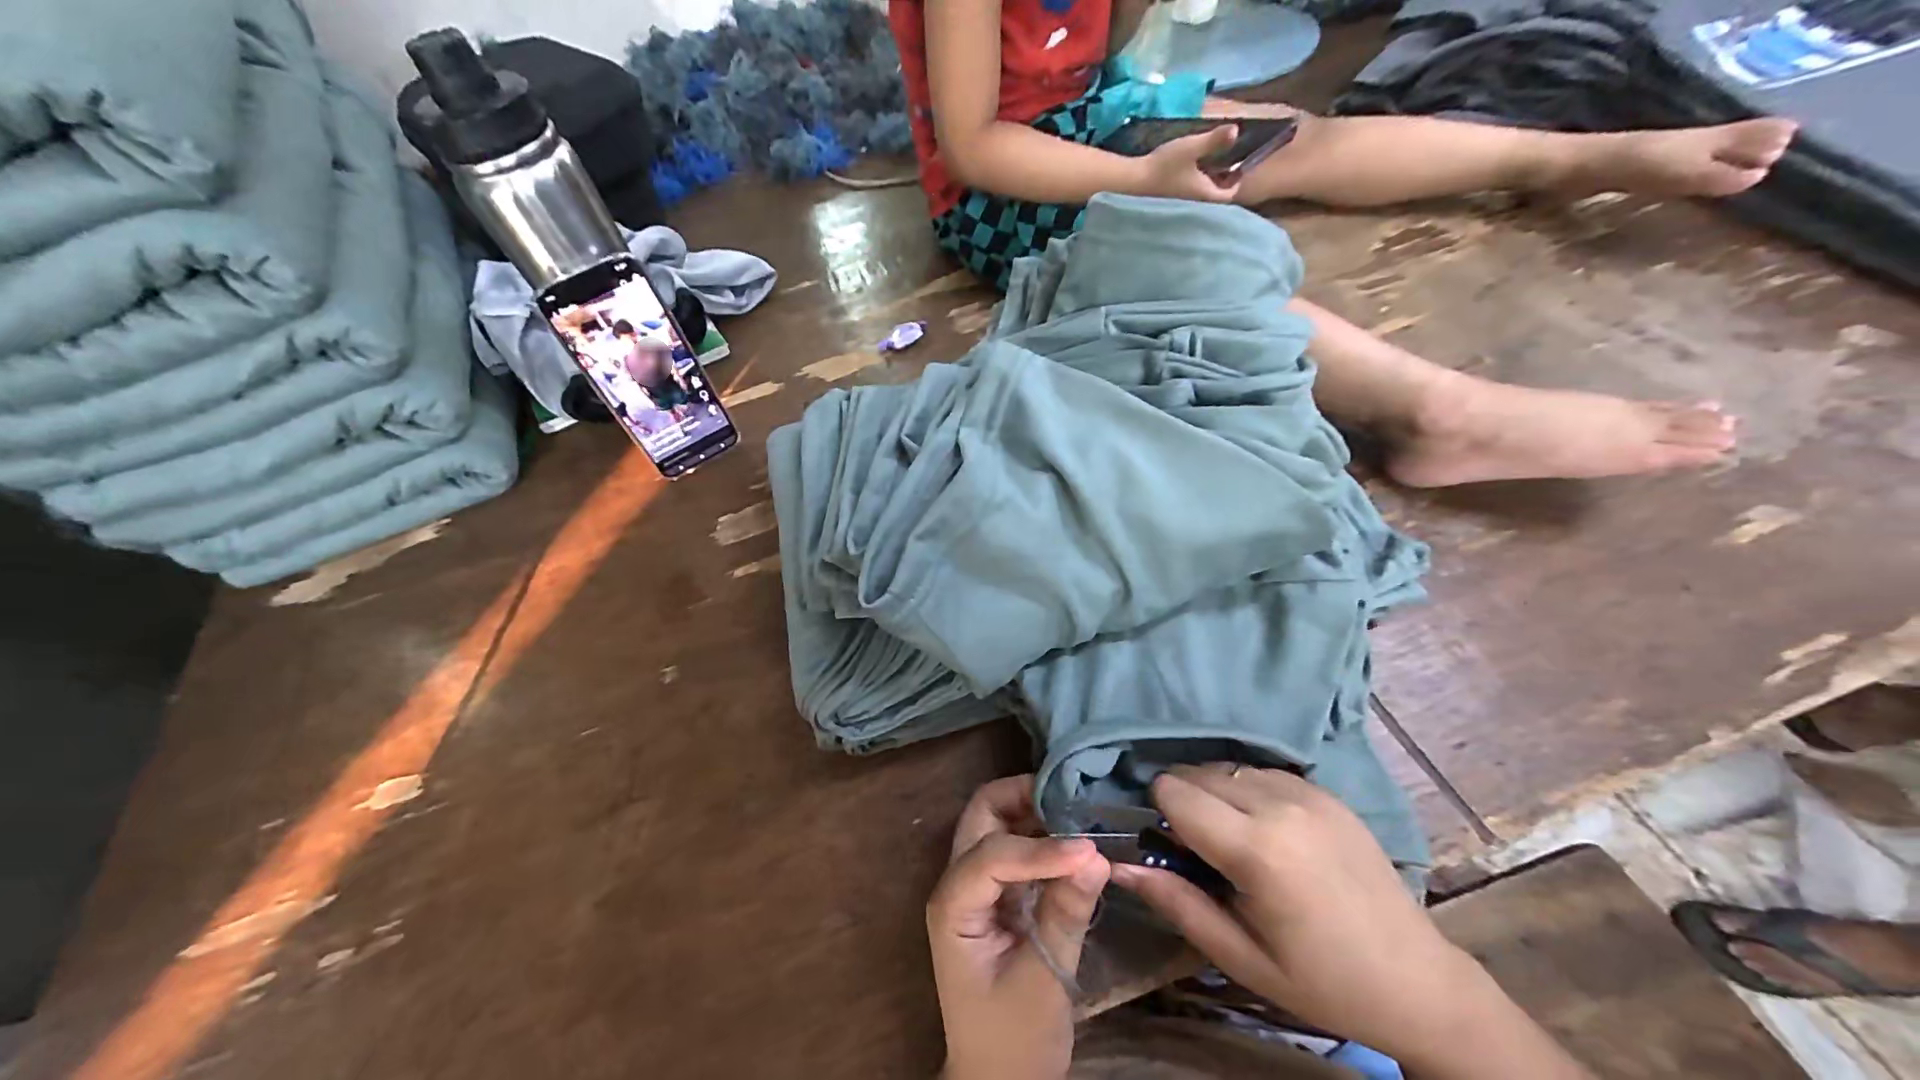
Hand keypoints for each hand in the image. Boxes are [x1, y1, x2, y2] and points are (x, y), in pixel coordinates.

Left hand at [927, 775, 1110, 1079]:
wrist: (1000, 1079)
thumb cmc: (1014, 1038)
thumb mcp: (1043, 981)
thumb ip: (1065, 914)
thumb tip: (1096, 857)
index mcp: (953, 906)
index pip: (992, 855)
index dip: (1040, 849)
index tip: (1089, 848)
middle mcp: (958, 884)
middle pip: (982, 814)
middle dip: (1023, 797)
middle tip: (1073, 797)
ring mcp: (978, 887)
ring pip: (997, 822)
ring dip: (1036, 810)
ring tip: (1080, 812)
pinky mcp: (1000, 895)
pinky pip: (1018, 848)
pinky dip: (1045, 836)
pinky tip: (1076, 840)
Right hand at [1109, 766, 1481, 1060]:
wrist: (1417, 980)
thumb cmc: (1319, 980)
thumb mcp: (1238, 956)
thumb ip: (1175, 901)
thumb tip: (1116, 866)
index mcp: (1257, 849)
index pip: (1174, 791)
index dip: (1160, 814)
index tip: (1170, 846)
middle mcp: (1280, 805)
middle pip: (1196, 773)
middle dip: (1184, 802)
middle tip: (1198, 849)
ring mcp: (1308, 792)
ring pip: (1227, 767)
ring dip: (1215, 793)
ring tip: (1233, 839)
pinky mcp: (1327, 791)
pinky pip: (1262, 772)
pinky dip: (1247, 790)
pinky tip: (1266, 830)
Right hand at [1138, 125, 1241, 202]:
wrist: (1135, 179)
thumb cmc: (1165, 166)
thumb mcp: (1191, 148)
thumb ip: (1214, 140)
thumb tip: (1237, 130)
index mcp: (1204, 192)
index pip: (1228, 195)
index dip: (1237, 183)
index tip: (1241, 167)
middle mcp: (1196, 198)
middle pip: (1217, 193)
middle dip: (1226, 180)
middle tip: (1232, 160)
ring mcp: (1185, 196)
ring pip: (1205, 190)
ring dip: (1213, 177)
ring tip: (1217, 159)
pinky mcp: (1175, 191)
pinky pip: (1194, 187)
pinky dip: (1201, 177)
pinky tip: (1197, 163)